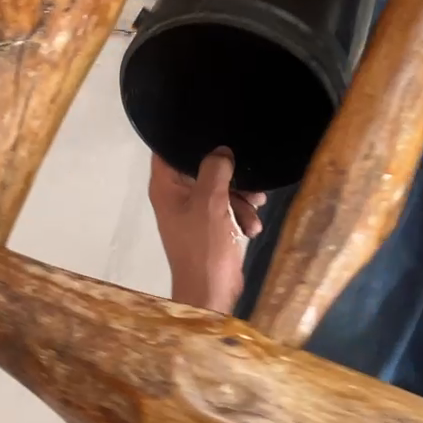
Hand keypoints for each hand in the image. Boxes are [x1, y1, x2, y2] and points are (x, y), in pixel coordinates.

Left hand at [147, 150, 265, 313]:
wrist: (212, 293)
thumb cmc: (204, 246)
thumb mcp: (210, 202)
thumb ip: (214, 170)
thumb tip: (221, 151)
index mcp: (165, 186)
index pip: (168, 150)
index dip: (186, 138)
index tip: (212, 129)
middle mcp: (175, 196)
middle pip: (201, 168)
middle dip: (228, 173)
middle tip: (250, 178)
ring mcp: (192, 212)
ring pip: (218, 188)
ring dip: (240, 196)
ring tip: (257, 206)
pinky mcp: (208, 226)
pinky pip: (225, 207)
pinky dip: (240, 213)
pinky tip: (253, 226)